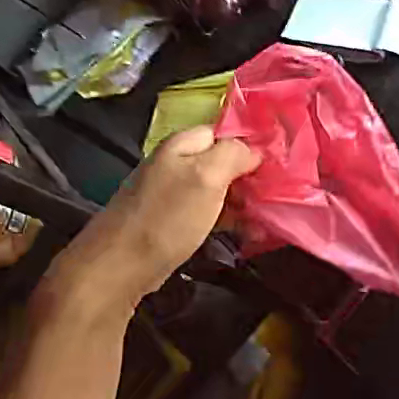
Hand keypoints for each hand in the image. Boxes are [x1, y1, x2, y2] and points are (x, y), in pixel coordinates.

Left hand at [50, 125, 258, 309]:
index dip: (254, 143)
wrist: (118, 267)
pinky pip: (208, 211)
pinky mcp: (171, 220)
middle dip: (251, 175)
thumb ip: (233, 153)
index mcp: (182, 145)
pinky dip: (228, 219)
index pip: (226, 131)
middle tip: (278, 194)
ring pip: (218, 188)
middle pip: (223, 160)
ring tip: (268, 218)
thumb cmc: (166, 218)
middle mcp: (175, 163)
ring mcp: (172, 192)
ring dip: (244, 201)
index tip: (281, 163)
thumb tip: (255, 149)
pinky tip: (246, 233)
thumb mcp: (206, 177)